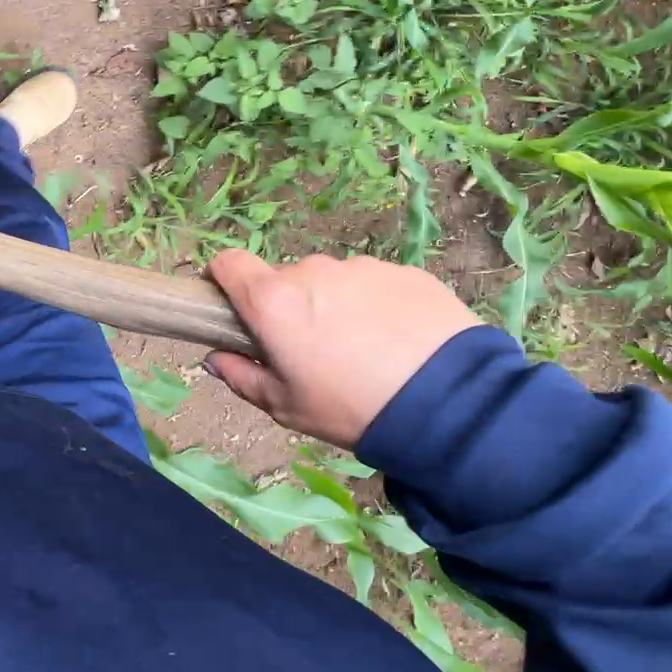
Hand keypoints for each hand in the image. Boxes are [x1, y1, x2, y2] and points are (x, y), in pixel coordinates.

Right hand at [201, 250, 482, 448]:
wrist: (457, 408)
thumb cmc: (353, 409)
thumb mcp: (286, 407)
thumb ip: (241, 377)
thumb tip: (214, 359)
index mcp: (272, 300)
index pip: (228, 262)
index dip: (224, 279)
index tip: (235, 306)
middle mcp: (311, 272)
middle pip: (283, 278)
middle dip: (288, 306)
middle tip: (311, 348)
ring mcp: (361, 268)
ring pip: (331, 282)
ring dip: (334, 304)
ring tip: (364, 349)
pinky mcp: (405, 273)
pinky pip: (375, 285)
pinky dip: (376, 306)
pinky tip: (398, 343)